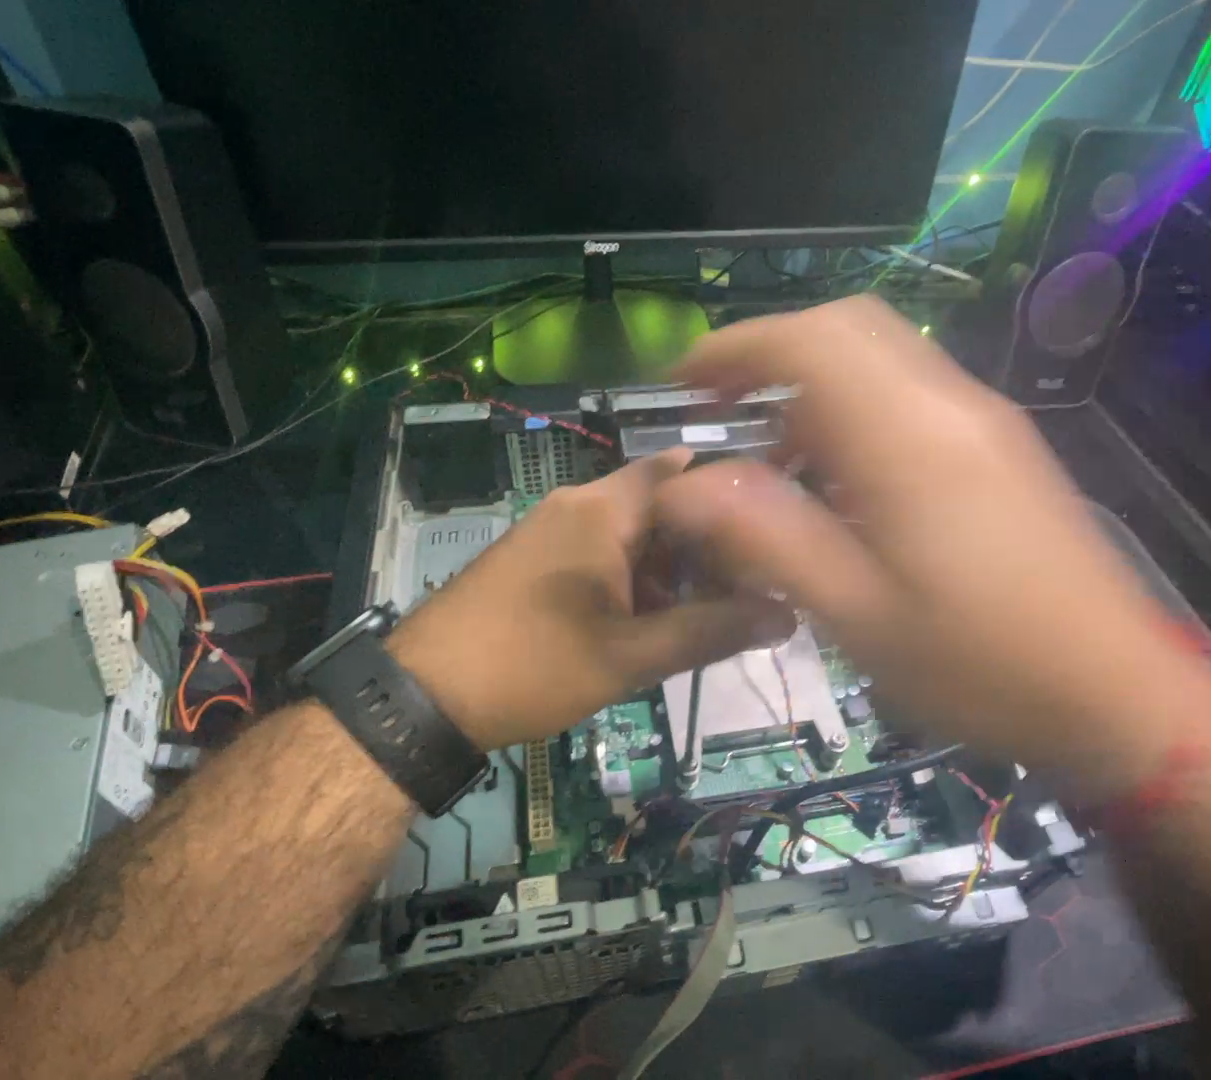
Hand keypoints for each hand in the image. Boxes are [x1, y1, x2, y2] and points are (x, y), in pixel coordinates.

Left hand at [386, 449, 795, 749]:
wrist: (423, 699)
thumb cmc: (531, 666)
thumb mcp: (630, 657)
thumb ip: (711, 632)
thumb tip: (787, 616)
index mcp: (600, 511)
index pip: (679, 473)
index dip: (730, 498)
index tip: (771, 536)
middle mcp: (575, 507)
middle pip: (659, 509)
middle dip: (704, 548)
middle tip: (748, 593)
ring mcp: (550, 533)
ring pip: (631, 538)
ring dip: (669, 572)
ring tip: (707, 618)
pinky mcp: (535, 563)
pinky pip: (600, 557)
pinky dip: (633, 583)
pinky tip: (651, 626)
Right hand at [654, 297, 1210, 797]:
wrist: (1117, 693)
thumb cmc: (980, 665)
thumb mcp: (858, 614)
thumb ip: (768, 539)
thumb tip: (683, 488)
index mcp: (908, 439)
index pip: (810, 342)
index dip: (734, 348)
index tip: (681, 384)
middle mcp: (949, 406)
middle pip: (848, 330)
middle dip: (772, 355)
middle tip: (719, 409)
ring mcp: (982, 423)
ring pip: (880, 360)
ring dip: (812, 387)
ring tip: (768, 459)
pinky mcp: (999, 450)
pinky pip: (909, 397)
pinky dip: (853, 413)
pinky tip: (837, 485)